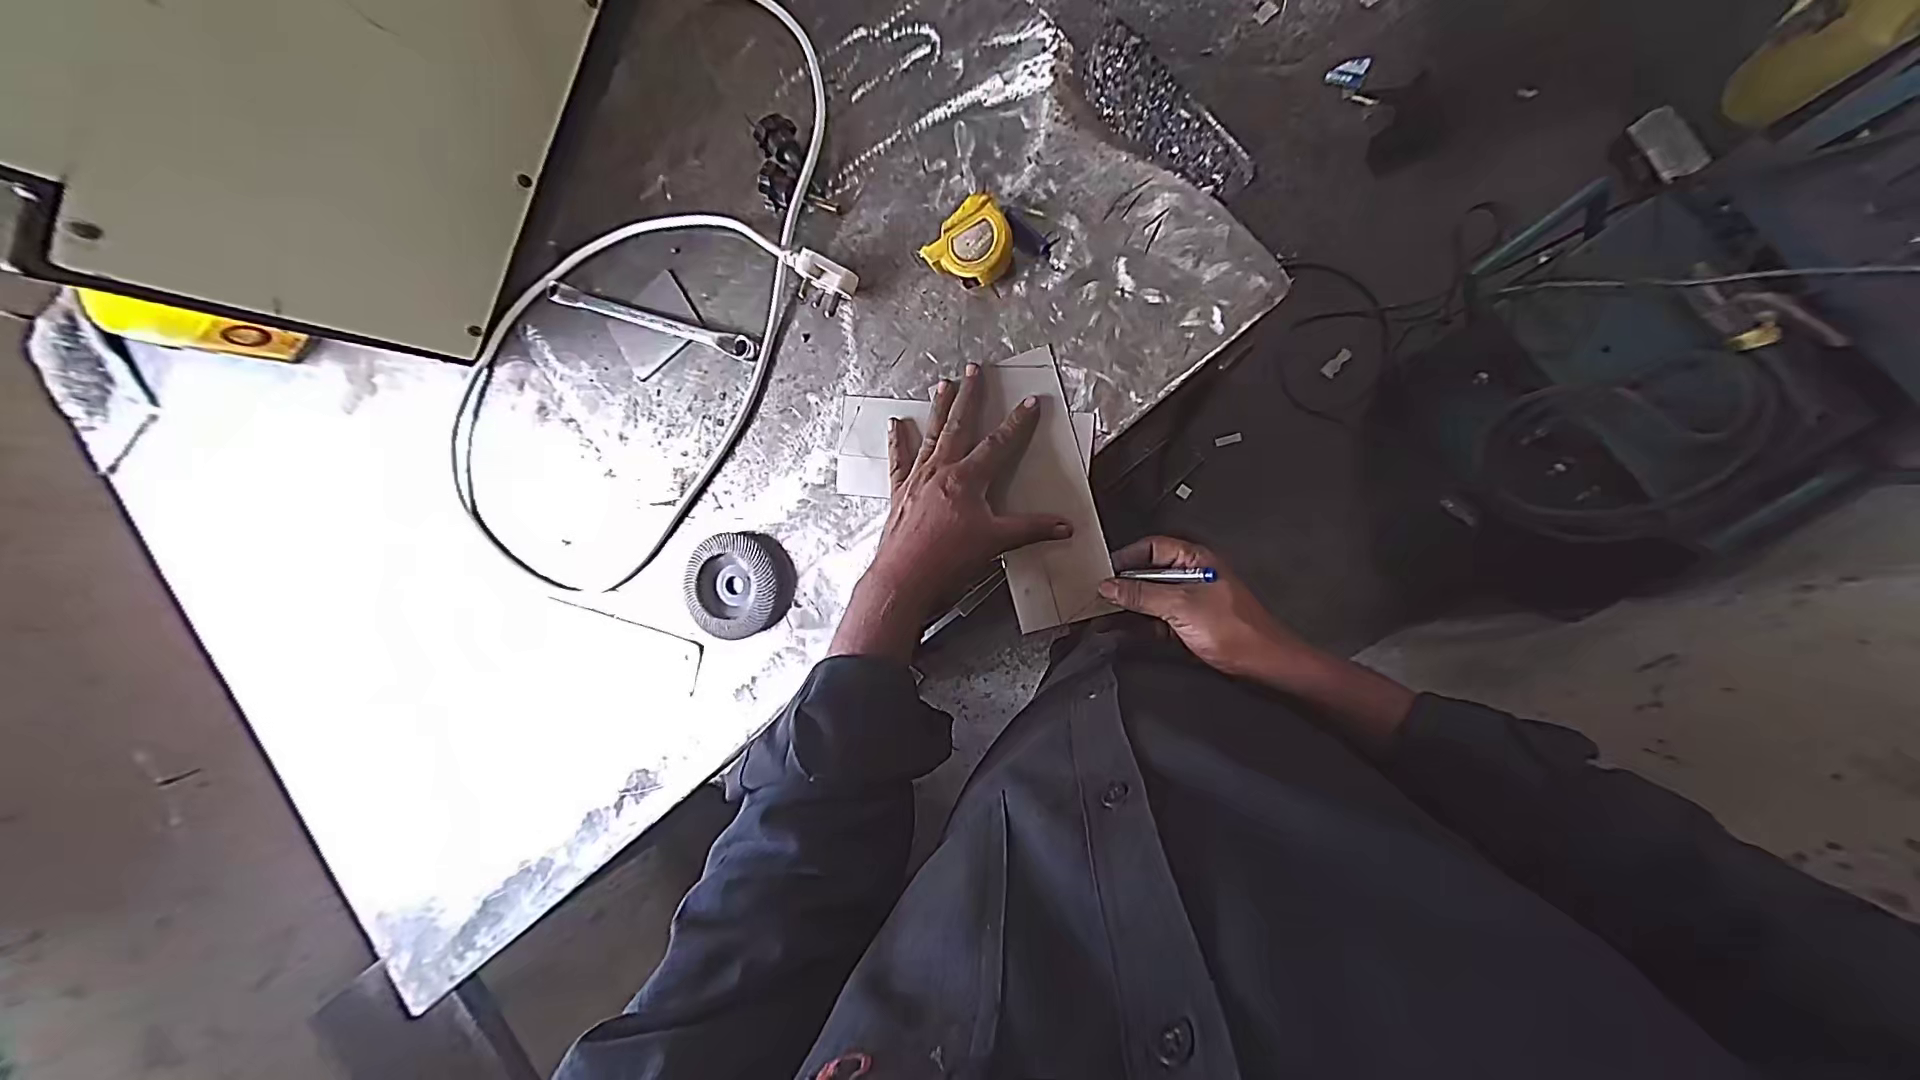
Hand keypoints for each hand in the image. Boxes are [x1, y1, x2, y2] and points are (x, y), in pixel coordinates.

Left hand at [831, 364, 1072, 660]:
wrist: (904, 579)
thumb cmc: (945, 561)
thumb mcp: (996, 543)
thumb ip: (1031, 530)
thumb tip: (1061, 526)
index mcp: (967, 480)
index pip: (999, 444)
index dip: (1018, 423)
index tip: (1029, 404)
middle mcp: (940, 472)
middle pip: (959, 425)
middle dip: (970, 396)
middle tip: (974, 371)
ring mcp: (917, 480)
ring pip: (931, 434)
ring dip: (939, 409)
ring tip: (943, 385)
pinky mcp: (899, 493)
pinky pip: (899, 460)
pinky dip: (899, 442)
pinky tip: (897, 426)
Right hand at [1097, 536, 1316, 683]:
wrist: (1263, 663)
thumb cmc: (1239, 631)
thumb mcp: (1181, 605)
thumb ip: (1142, 593)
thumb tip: (1111, 585)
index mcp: (1195, 560)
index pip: (1150, 548)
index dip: (1125, 558)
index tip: (1104, 572)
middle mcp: (1191, 576)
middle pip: (1147, 572)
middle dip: (1123, 584)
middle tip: (1101, 593)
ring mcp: (1189, 600)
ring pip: (1149, 597)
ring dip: (1128, 605)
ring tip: (1104, 612)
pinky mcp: (1187, 622)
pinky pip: (1155, 617)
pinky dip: (1138, 621)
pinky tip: (1122, 627)